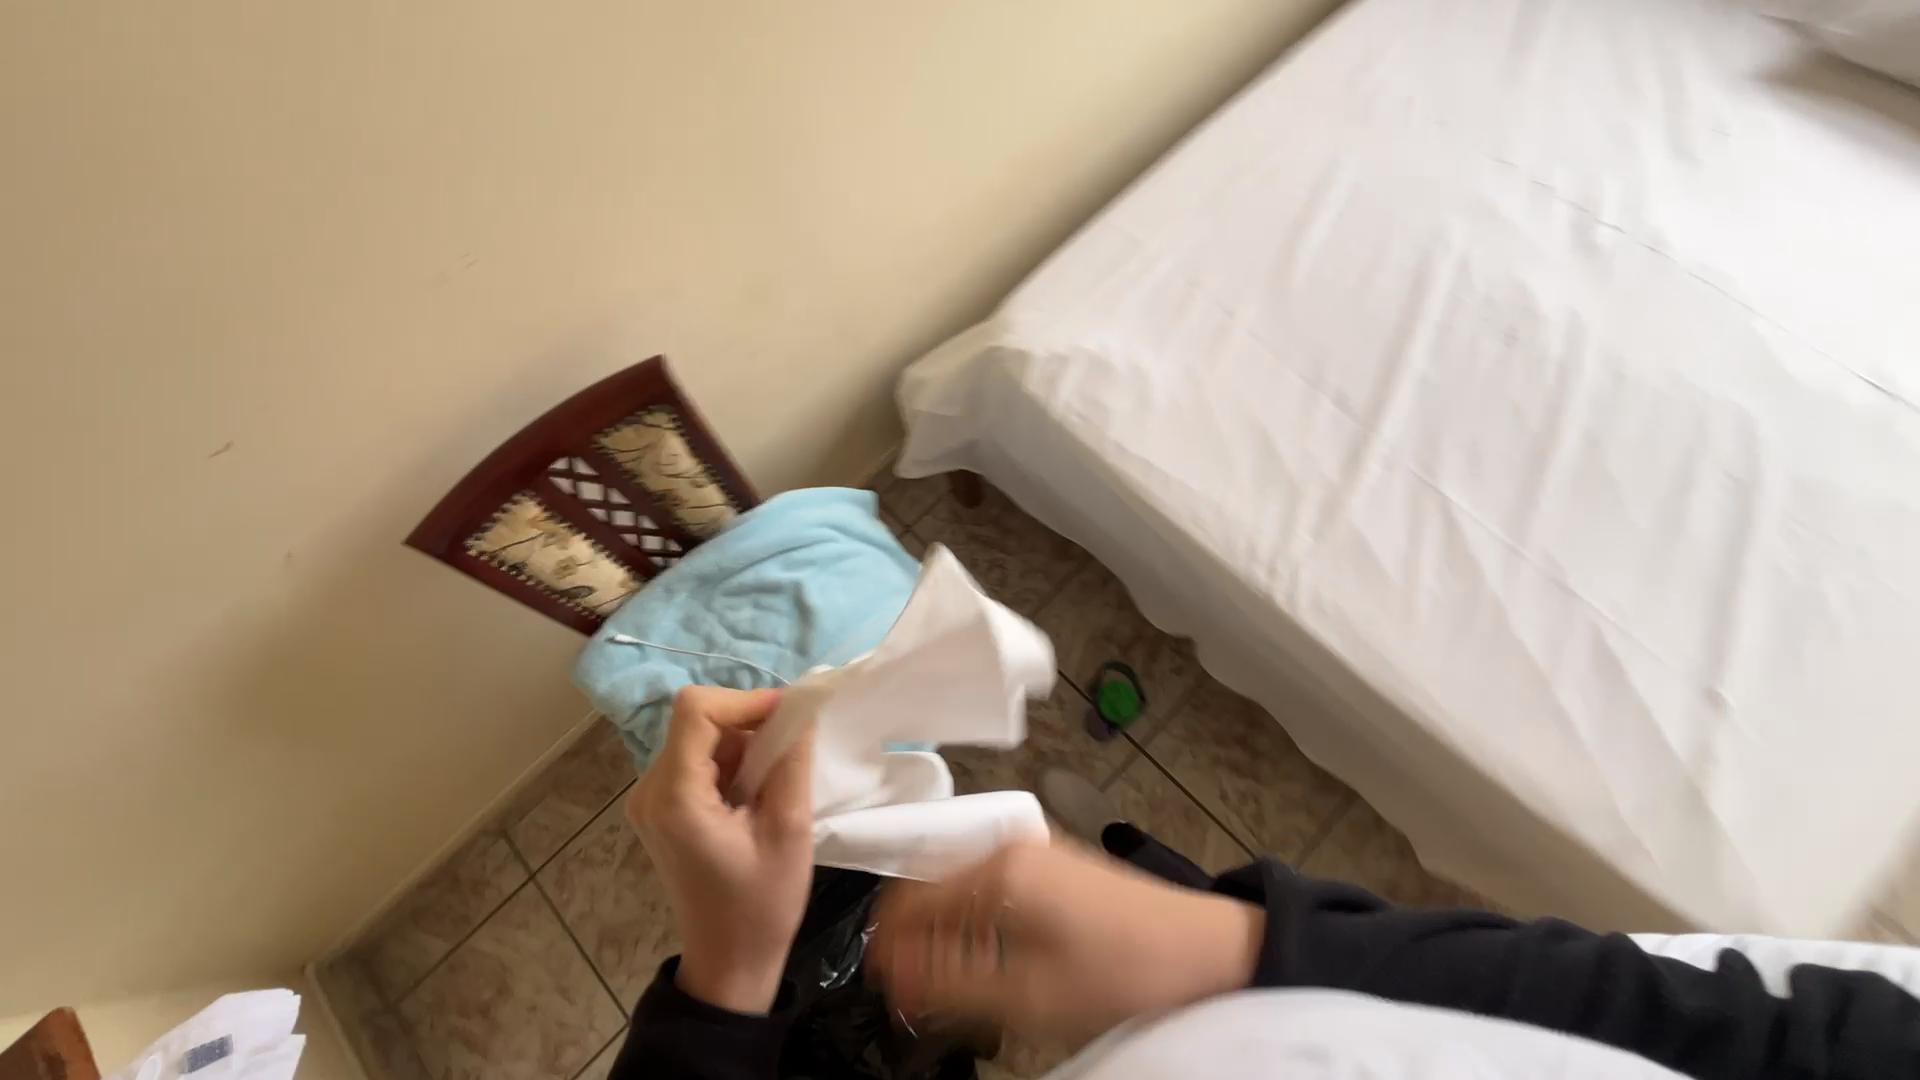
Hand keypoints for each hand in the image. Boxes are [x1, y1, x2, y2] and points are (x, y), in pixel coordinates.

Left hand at [627, 686, 814, 1013]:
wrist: (730, 960)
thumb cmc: (762, 903)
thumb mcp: (790, 829)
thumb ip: (792, 761)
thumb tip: (801, 709)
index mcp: (675, 797)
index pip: (696, 709)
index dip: (745, 700)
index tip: (789, 716)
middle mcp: (651, 790)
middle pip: (697, 718)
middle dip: (749, 721)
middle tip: (792, 746)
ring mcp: (652, 798)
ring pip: (701, 734)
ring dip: (745, 740)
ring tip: (779, 774)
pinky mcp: (664, 805)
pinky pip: (700, 756)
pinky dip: (735, 757)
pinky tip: (759, 788)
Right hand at [870, 840, 1261, 1039]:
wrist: (1202, 950)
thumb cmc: (1118, 973)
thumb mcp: (1027, 994)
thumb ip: (949, 982)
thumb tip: (891, 974)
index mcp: (997, 870)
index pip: (910, 900)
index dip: (890, 947)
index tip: (888, 990)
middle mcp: (1010, 846)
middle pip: (934, 888)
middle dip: (917, 940)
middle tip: (919, 996)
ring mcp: (1035, 849)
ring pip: (963, 886)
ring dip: (948, 933)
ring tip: (952, 985)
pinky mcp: (1055, 862)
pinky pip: (994, 886)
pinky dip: (979, 921)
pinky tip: (992, 958)